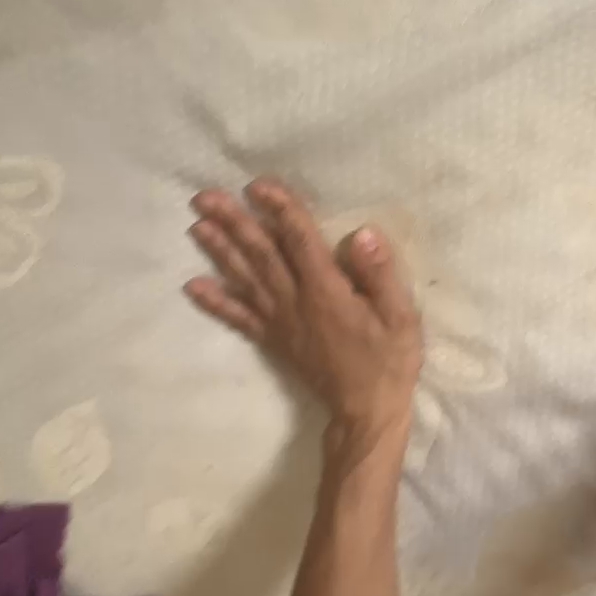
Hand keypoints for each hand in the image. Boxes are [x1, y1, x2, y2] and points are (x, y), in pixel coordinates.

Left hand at [185, 178, 422, 460]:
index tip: (260, 185)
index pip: (301, 242)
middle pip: (262, 256)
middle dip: (235, 223)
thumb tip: (362, 233)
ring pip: (246, 280)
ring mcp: (281, 323)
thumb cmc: (390, 359)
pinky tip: (194, 286)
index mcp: (328, 292)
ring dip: (220, 251)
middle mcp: (296, 303)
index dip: (281, 211)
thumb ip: (380, 274)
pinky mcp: (275, 342)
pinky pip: (240, 319)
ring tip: (197, 224)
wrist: (367, 410)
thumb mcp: (401, 315)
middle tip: (205, 196)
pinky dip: (216, 302)